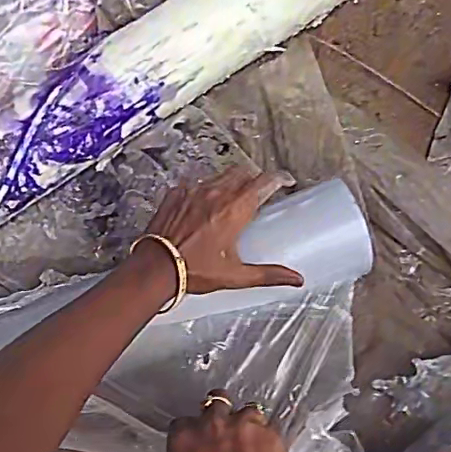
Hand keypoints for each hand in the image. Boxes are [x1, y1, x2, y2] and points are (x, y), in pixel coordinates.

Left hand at [146, 166, 304, 294]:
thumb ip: (268, 275)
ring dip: (231, 183)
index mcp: (235, 210)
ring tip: (233, 200)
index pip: (264, 182)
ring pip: (220, 175)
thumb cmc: (193, 270)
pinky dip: (206, 190)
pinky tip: (205, 206)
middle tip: (259, 192)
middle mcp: (216, 194)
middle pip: (243, 173)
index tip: (286, 181)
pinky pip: (197, 183)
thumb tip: (294, 279)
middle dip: (255, 179)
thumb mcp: (236, 276)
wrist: (155, 267)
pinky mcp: (177, 193)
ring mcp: (194, 190)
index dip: (279, 178)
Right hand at [168, 391, 303, 451]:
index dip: (195, 434)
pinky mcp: (272, 432)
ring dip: (248, 425)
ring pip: (247, 411)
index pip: (183, 423)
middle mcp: (211, 424)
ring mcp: (244, 425)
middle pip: (215, 404)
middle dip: (222, 418)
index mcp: (183, 440)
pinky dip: (268, 440)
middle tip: (231, 440)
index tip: (203, 446)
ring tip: (255, 450)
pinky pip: (268, 428)